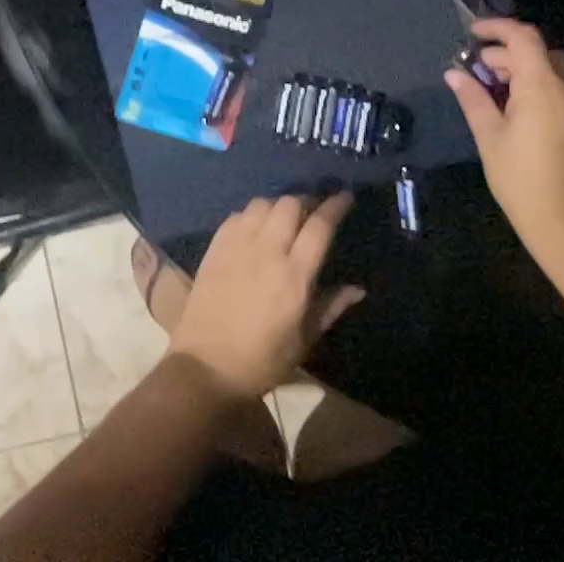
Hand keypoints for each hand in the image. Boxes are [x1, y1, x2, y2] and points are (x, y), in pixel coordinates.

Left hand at [168, 193, 365, 400]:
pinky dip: (251, 214)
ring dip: (278, 205)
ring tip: (284, 218)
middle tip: (313, 212)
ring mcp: (237, 247)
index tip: (345, 196)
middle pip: (290, 204)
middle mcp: (266, 251)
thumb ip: (330, 307)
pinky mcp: (214, 249)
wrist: (205, 367)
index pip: (319, 226)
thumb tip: (358, 289)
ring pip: (262, 204)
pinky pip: (236, 216)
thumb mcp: (303, 340)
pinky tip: (255, 228)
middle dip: (306, 201)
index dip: (335, 206)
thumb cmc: (260, 360)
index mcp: (294, 275)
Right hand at [444, 18, 563, 244]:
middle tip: (478, 71)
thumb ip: (474, 100)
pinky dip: (542, 87)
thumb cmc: (522, 181)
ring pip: (556, 70)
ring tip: (499, 90)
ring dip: (527, 69)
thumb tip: (455, 74)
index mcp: (543, 87)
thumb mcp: (490, 138)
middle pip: (541, 52)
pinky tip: (521, 111)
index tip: (473, 34)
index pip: (524, 38)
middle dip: (508, 53)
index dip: (497, 28)